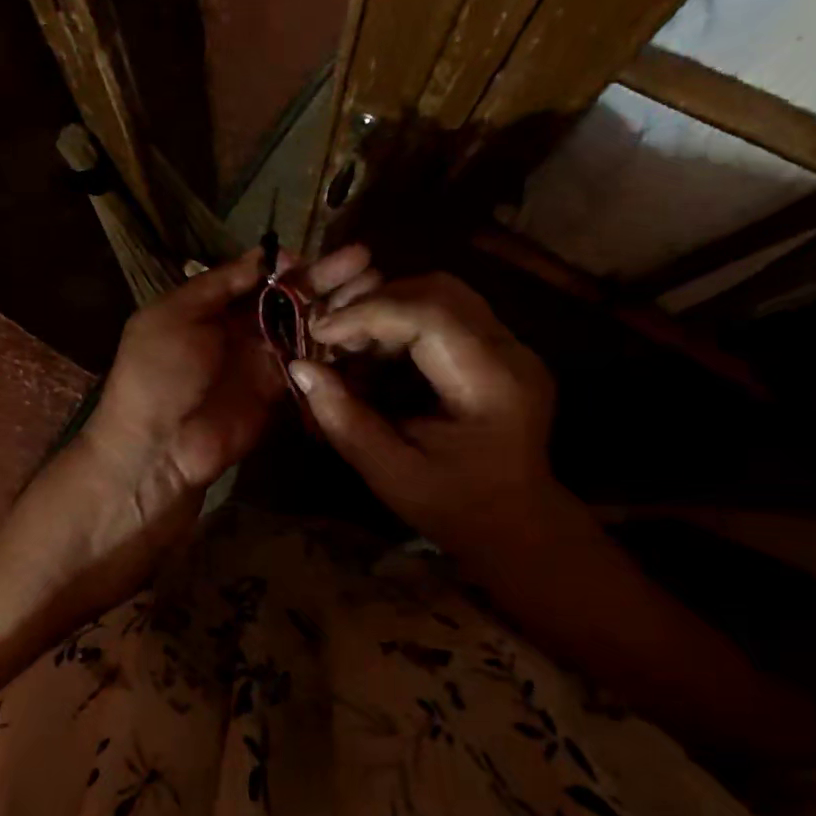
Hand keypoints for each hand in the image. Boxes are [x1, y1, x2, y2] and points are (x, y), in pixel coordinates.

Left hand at [80, 245, 378, 535]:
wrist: (160, 447)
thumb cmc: (158, 373)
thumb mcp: (173, 316)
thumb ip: (217, 285)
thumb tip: (260, 257)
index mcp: (209, 306)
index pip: (255, 277)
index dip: (286, 265)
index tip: (317, 255)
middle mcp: (238, 328)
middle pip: (286, 297)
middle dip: (322, 279)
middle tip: (364, 259)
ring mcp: (261, 359)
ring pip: (304, 325)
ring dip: (336, 305)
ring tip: (375, 283)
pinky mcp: (279, 389)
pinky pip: (309, 361)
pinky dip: (334, 344)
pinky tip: (365, 324)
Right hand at [287, 273, 559, 549]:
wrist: (516, 523)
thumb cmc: (453, 506)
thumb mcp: (388, 472)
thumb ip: (344, 419)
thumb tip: (300, 367)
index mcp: (491, 383)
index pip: (430, 313)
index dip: (368, 313)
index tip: (319, 332)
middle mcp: (511, 351)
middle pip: (439, 291)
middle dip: (375, 304)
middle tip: (331, 335)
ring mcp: (510, 346)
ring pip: (441, 294)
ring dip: (386, 310)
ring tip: (349, 346)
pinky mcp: (499, 349)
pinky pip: (445, 313)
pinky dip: (400, 324)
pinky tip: (375, 355)